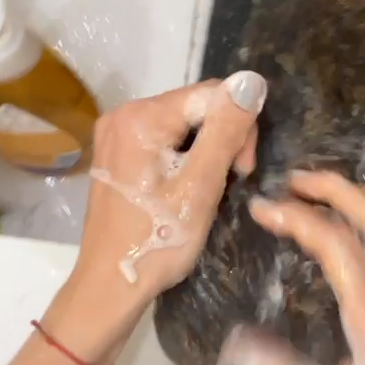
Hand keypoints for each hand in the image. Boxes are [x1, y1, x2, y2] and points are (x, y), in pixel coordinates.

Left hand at [44, 74, 265, 362]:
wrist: (111, 284)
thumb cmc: (158, 240)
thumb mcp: (200, 186)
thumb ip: (226, 130)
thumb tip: (253, 80)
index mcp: (141, 116)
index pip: (211, 95)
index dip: (239, 127)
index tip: (243, 171)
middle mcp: (123, 115)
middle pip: (195, 108)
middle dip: (222, 140)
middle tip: (228, 184)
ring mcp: (115, 136)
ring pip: (182, 127)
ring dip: (205, 153)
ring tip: (205, 192)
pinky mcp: (116, 156)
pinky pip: (163, 143)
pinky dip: (184, 161)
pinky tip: (185, 190)